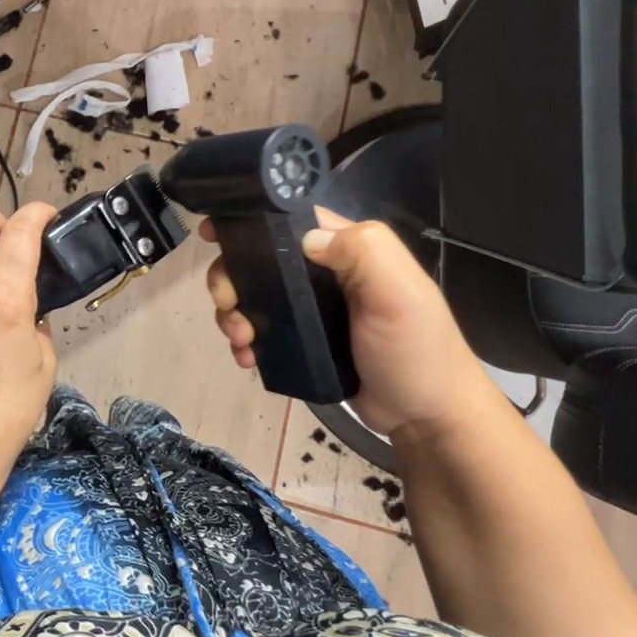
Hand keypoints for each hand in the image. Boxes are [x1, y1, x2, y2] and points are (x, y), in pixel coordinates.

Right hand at [203, 209, 502, 438]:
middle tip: (228, 304)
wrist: (423, 417)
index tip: (213, 233)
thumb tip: (306, 239)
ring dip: (232, 313)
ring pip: (252, 294)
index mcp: (348, 249)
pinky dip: (243, 340)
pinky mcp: (301, 339)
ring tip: (240, 339)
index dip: (250, 220)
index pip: (291, 219)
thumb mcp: (399, 293)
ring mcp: (310, 308)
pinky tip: (247, 356)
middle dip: (231, 278)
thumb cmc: (415, 351)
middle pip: (258, 258)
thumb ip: (362, 252)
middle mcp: (324, 272)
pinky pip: (260, 328)